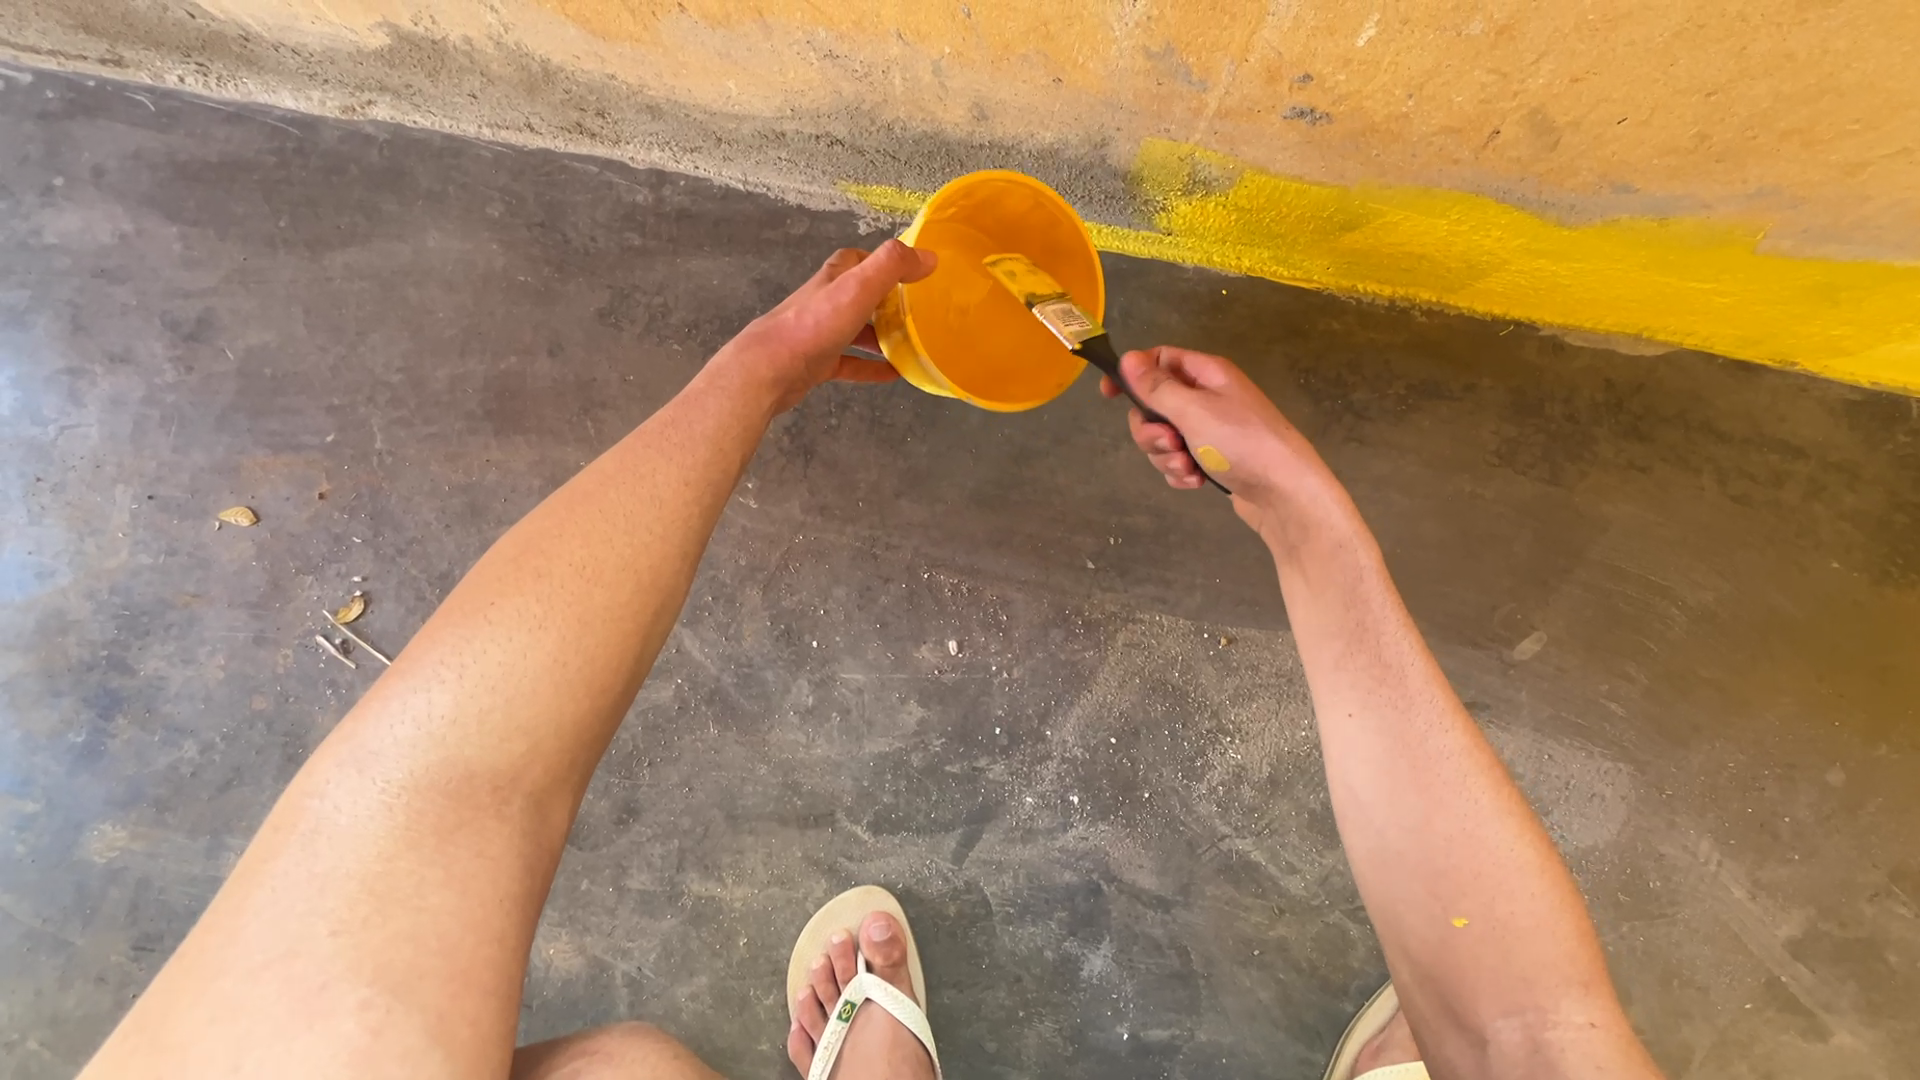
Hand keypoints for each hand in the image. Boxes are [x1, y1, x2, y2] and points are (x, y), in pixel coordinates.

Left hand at [715, 239, 936, 412]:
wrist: (769, 369)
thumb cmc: (814, 325)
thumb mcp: (858, 288)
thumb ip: (891, 267)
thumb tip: (929, 256)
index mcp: (833, 280)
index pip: (854, 260)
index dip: (879, 261)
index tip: (907, 272)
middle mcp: (824, 303)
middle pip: (857, 296)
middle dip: (884, 301)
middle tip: (914, 312)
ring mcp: (819, 336)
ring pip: (854, 331)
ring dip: (879, 336)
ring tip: (910, 344)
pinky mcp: (817, 365)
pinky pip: (850, 363)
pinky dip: (871, 367)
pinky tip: (894, 375)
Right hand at [1102, 346, 1350, 544]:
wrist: (1283, 492)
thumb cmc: (1241, 442)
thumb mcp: (1193, 411)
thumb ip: (1157, 387)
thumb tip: (1128, 358)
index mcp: (1206, 375)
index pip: (1159, 361)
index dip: (1132, 376)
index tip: (1109, 396)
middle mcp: (1207, 398)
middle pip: (1154, 406)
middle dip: (1152, 431)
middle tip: (1170, 443)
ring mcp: (1210, 430)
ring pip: (1163, 438)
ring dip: (1166, 456)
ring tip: (1188, 467)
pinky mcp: (1212, 458)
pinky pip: (1178, 461)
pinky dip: (1181, 472)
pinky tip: (1197, 481)